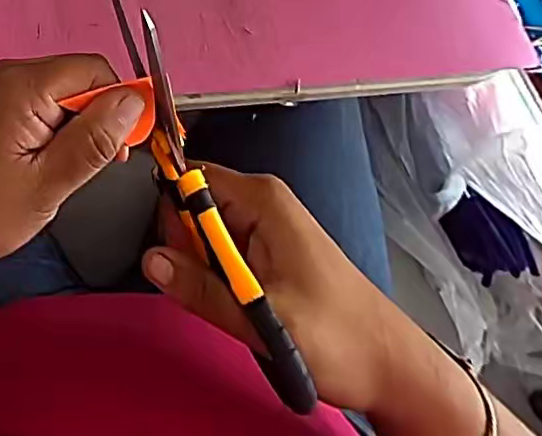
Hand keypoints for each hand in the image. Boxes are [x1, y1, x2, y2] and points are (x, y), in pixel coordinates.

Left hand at [0, 55, 146, 284]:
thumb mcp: (47, 184)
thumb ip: (95, 140)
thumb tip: (135, 102)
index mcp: (25, 85)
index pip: (98, 70)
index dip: (123, 103)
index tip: (129, 147)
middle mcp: (13, 74)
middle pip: (83, 79)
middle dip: (100, 118)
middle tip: (97, 168)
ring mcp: (1, 88)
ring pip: (66, 94)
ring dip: (79, 128)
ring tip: (64, 172)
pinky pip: (44, 104)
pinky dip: (57, 130)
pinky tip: (46, 164)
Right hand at [141, 165, 422, 417]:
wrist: (388, 364)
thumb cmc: (342, 336)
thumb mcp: (263, 318)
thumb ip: (201, 289)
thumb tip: (153, 261)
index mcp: (262, 199)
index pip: (191, 176)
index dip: (171, 209)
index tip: (170, 248)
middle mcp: (263, 201)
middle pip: (195, 204)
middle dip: (187, 245)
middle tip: (211, 288)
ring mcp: (266, 223)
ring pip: (206, 231)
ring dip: (206, 266)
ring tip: (235, 302)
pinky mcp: (267, 245)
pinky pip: (223, 248)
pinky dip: (221, 275)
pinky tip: (243, 303)